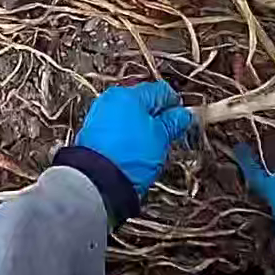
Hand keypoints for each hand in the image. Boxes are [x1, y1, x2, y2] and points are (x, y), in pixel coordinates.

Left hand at [75, 82, 195, 194]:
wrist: (97, 183)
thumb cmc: (128, 157)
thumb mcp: (161, 138)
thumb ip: (174, 122)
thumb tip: (184, 114)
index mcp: (129, 94)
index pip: (161, 91)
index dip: (174, 105)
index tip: (181, 119)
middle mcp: (111, 100)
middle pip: (144, 102)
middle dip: (157, 118)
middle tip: (167, 136)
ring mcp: (99, 116)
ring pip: (129, 116)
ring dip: (142, 128)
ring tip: (149, 148)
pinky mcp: (91, 133)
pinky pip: (116, 129)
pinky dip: (126, 137)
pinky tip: (133, 153)